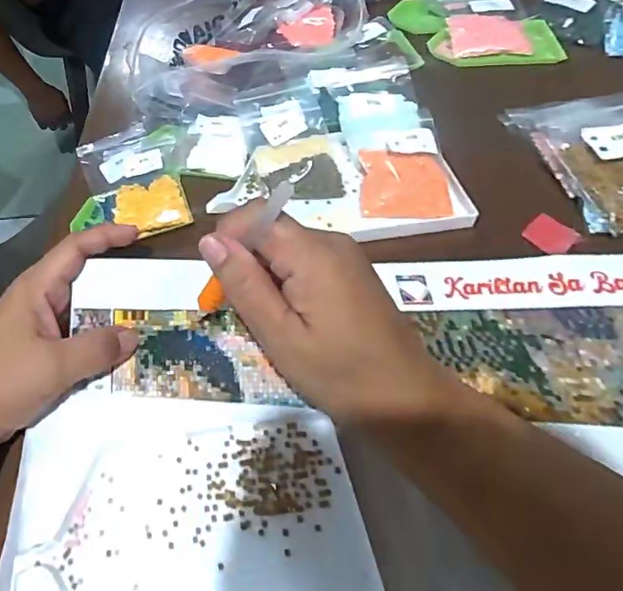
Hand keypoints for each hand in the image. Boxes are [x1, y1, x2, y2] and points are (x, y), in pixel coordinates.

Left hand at [0, 222, 141, 448]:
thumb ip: (96, 349)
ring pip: (79, 306)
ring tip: (142, 314)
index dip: (105, 236)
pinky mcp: (38, 346)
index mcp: (35, 288)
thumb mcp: (54, 367)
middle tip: (148, 279)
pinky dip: (95, 334)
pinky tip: (117, 348)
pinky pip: (74, 330)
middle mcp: (37, 298)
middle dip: (113, 274)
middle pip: (80, 274)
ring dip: (106, 310)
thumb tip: (134, 335)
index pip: (74, 248)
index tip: (136, 233)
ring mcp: (37, 322)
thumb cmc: (4, 383)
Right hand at [23, 81, 72, 130]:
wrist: (36, 92)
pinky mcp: (39, 122)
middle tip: (61, 118)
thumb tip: (67, 110)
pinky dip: (45, 124)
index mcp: (64, 113)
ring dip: (54, 124)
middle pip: (63, 127)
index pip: (71, 120)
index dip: (70, 118)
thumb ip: (65, 106)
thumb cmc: (49, 92)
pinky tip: (45, 120)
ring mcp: (48, 122)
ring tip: (53, 119)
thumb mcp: (62, 97)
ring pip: (53, 128)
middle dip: (63, 123)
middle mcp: (57, 119)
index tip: (69, 117)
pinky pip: (44, 127)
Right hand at [197, 206, 475, 425]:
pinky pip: (304, 262)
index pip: (254, 214)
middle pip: (269, 230)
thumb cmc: (342, 376)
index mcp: (312, 251)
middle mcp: (329, 242)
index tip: (220, 284)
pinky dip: (287, 284)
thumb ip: (243, 284)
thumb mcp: (280, 336)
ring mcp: (344, 256)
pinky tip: (295, 324)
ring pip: (283, 248)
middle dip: (245, 264)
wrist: (413, 408)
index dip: (228, 238)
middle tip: (245, 315)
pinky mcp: (351, 273)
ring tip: (272, 326)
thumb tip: (209, 240)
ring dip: (265, 278)